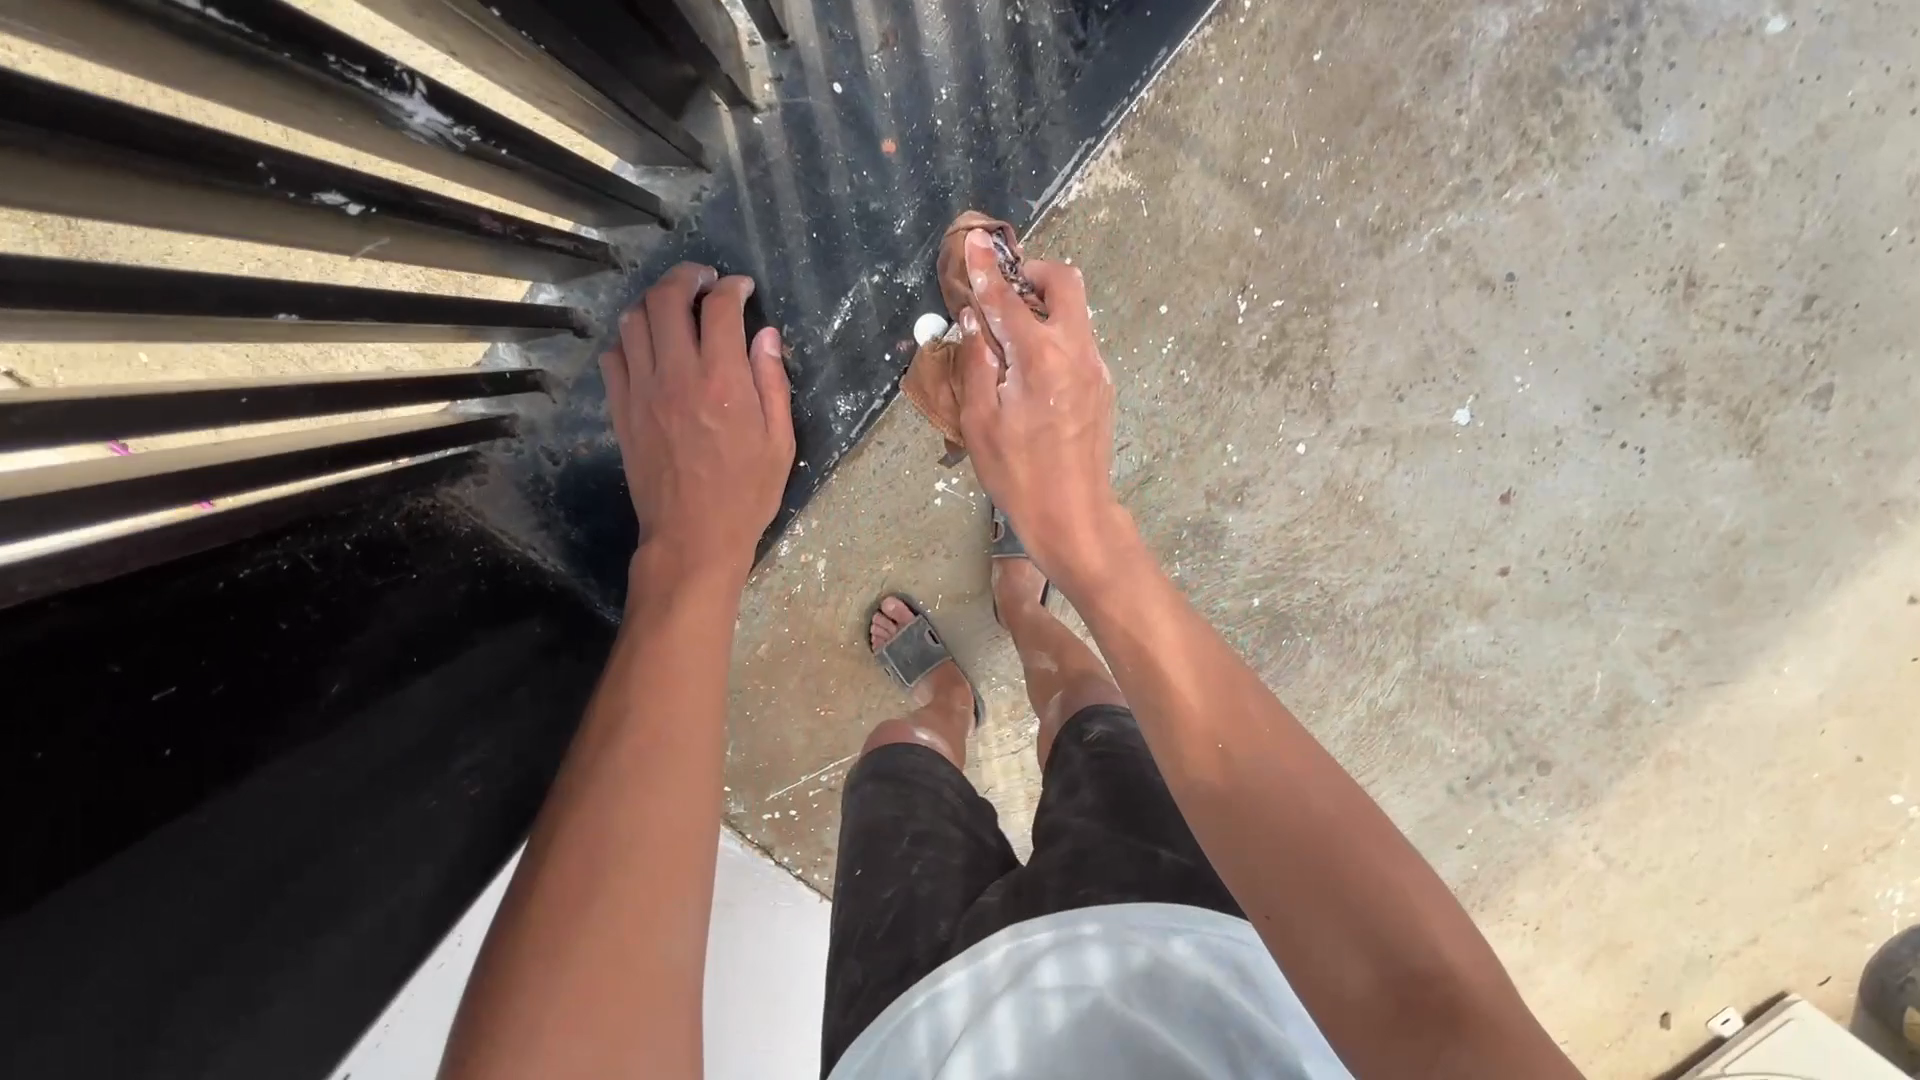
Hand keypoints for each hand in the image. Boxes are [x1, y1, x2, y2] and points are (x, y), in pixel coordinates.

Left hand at [600, 262, 794, 587]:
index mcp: (724, 382)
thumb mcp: (780, 443)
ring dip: (655, 303)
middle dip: (687, 277)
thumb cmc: (747, 494)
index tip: (741, 287)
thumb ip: (773, 383)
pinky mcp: (621, 410)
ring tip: (675, 308)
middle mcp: (678, 375)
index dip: (731, 286)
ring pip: (634, 320)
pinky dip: (630, 339)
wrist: (693, 537)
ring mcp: (642, 391)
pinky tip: (649, 348)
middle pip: (667, 299)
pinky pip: (614, 356)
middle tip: (704, 280)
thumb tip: (766, 335)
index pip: (720, 308)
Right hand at [955, 231, 1125, 585]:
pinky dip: (1054, 333)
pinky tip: (1030, 365)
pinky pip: (1079, 340)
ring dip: (1043, 304)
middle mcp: (1076, 351)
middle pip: (1064, 282)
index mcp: (1039, 358)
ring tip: (1011, 331)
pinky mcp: (1102, 385)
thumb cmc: (1017, 474)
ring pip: (1075, 310)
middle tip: (1003, 291)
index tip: (973, 240)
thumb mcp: (979, 421)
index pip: (1007, 297)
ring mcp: (1096, 368)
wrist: (1072, 513)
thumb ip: (976, 361)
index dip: (985, 267)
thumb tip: (975, 320)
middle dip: (1032, 273)